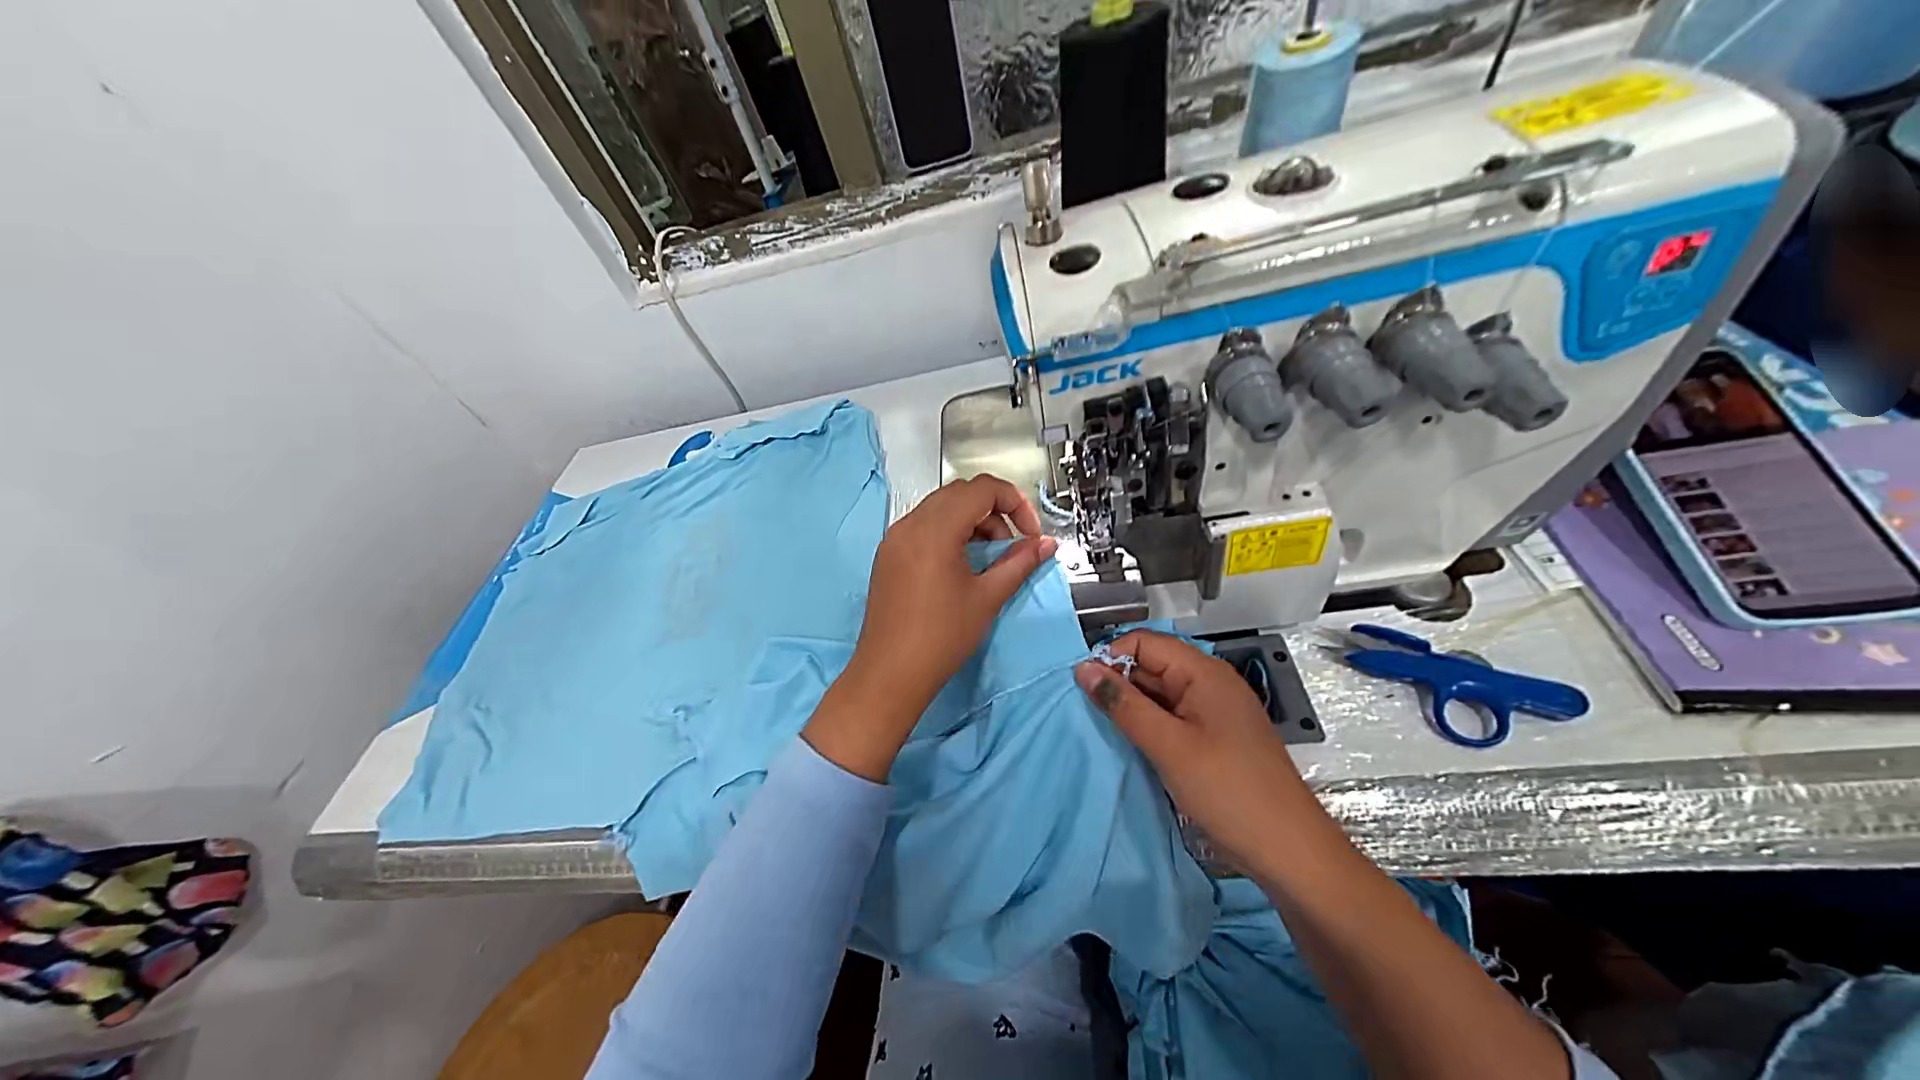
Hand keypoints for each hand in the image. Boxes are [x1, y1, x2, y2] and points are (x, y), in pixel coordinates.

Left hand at [806, 475, 1057, 780]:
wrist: (890, 674)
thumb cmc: (940, 638)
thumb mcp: (987, 598)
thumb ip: (1019, 563)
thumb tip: (1045, 545)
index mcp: (935, 530)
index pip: (982, 489)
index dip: (1015, 502)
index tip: (1029, 533)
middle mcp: (909, 525)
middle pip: (961, 493)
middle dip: (994, 512)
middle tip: (1011, 546)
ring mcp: (894, 538)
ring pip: (941, 508)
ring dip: (972, 522)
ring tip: (989, 560)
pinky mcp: (888, 554)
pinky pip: (923, 526)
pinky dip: (949, 533)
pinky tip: (962, 566)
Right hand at [1075, 631, 1316, 875]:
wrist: (1288, 850)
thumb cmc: (1229, 791)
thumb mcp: (1168, 745)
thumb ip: (1123, 704)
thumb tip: (1083, 668)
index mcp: (1204, 672)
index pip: (1144, 642)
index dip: (1111, 658)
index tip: (1083, 689)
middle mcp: (1209, 683)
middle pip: (1151, 665)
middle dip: (1118, 683)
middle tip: (1086, 714)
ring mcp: (1213, 711)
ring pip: (1159, 694)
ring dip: (1131, 708)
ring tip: (1103, 731)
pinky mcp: (1213, 738)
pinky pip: (1171, 718)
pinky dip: (1149, 727)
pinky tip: (1131, 746)